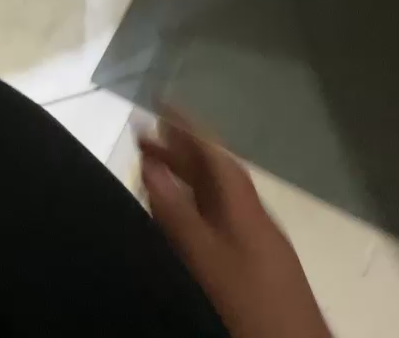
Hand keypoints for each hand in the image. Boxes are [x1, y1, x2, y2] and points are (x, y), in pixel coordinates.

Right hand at [140, 111, 331, 337]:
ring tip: (150, 162)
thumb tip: (149, 162)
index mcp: (245, 207)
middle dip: (179, 148)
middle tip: (141, 130)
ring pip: (216, 195)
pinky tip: (175, 210)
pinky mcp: (254, 262)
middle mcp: (253, 216)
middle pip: (215, 172)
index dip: (187, 124)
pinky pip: (217, 216)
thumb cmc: (249, 299)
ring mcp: (257, 240)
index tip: (159, 99)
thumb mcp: (205, 254)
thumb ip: (176, 210)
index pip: (215, 154)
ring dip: (184, 174)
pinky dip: (192, 202)